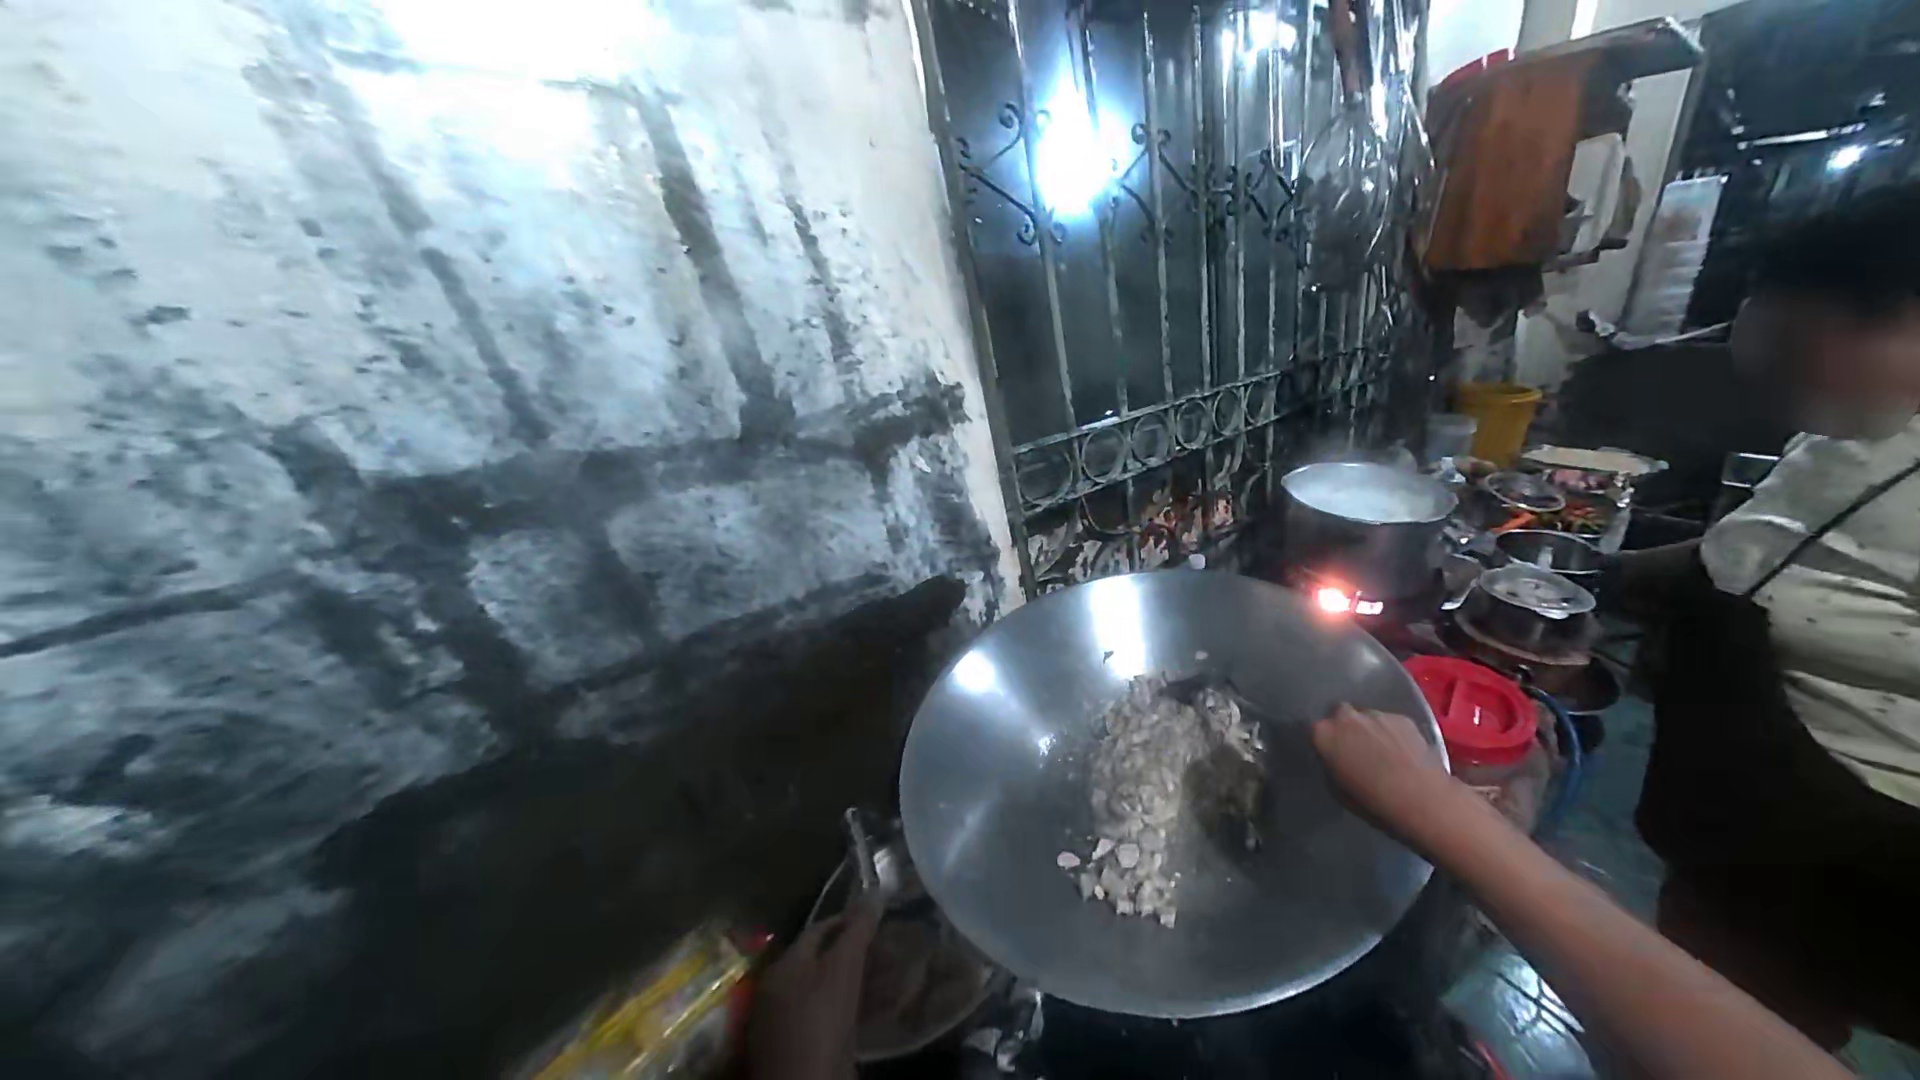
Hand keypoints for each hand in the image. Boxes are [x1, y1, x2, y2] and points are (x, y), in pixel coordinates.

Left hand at [748, 897, 882, 1079]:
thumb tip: (874, 893)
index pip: (818, 930)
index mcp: (784, 967)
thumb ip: (857, 931)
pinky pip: (833, 1016)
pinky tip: (882, 1006)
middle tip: (889, 944)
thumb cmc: (820, 1021)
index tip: (877, 916)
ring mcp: (791, 1023)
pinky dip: (856, 1007)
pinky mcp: (806, 1050)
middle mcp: (781, 991)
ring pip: (831, 990)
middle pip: (824, 960)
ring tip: (894, 972)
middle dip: (858, 951)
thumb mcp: (842, 969)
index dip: (848, 920)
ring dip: (862, 980)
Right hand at [1311, 704, 1471, 843]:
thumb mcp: (1336, 786)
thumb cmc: (1373, 801)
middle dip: (1347, 727)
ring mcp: (1375, 714)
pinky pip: (1391, 722)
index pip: (1316, 729)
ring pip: (1367, 717)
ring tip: (1385, 750)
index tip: (1333, 752)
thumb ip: (1330, 763)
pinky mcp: (1403, 718)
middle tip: (1357, 747)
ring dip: (1371, 729)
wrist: (1423, 800)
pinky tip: (1404, 751)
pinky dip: (1394, 732)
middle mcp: (1345, 717)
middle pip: (1340, 714)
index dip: (1326, 740)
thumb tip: (1334, 757)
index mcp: (1323, 733)